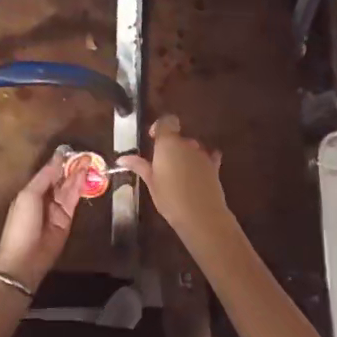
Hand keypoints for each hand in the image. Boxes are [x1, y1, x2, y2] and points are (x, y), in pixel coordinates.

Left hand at [0, 158, 86, 289]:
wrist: (26, 257)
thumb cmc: (22, 224)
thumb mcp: (29, 196)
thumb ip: (45, 177)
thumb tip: (57, 160)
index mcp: (30, 191)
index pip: (47, 172)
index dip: (59, 161)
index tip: (72, 150)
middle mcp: (44, 197)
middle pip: (60, 179)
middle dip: (71, 167)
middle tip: (87, 154)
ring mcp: (56, 208)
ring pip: (69, 188)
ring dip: (78, 175)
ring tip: (90, 161)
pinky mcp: (67, 219)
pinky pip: (74, 200)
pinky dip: (80, 188)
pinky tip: (87, 176)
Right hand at [117, 116, 229, 235]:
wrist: (201, 215)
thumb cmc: (170, 198)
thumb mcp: (151, 182)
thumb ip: (139, 166)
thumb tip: (122, 158)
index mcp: (168, 144)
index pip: (167, 121)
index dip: (159, 127)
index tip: (152, 138)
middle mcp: (187, 144)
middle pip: (179, 137)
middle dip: (170, 146)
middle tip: (161, 165)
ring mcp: (203, 154)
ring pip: (192, 147)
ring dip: (184, 155)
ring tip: (176, 174)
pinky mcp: (214, 166)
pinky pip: (207, 157)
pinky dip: (201, 162)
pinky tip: (196, 174)